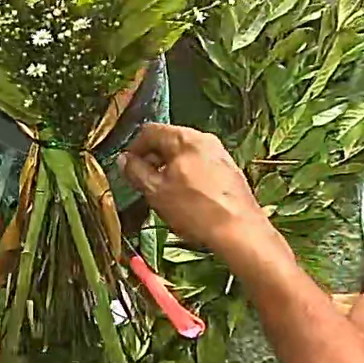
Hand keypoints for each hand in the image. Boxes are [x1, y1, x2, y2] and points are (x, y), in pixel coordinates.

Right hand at [120, 123, 282, 261]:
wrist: (239, 231)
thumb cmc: (194, 210)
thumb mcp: (156, 192)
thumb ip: (136, 172)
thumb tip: (124, 159)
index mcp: (183, 138)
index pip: (149, 131)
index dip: (134, 149)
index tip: (128, 168)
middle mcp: (204, 139)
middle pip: (168, 140)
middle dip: (152, 159)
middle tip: (144, 182)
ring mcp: (220, 153)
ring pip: (185, 153)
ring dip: (169, 168)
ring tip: (164, 192)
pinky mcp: (230, 169)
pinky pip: (200, 164)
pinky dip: (187, 174)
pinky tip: (187, 197)